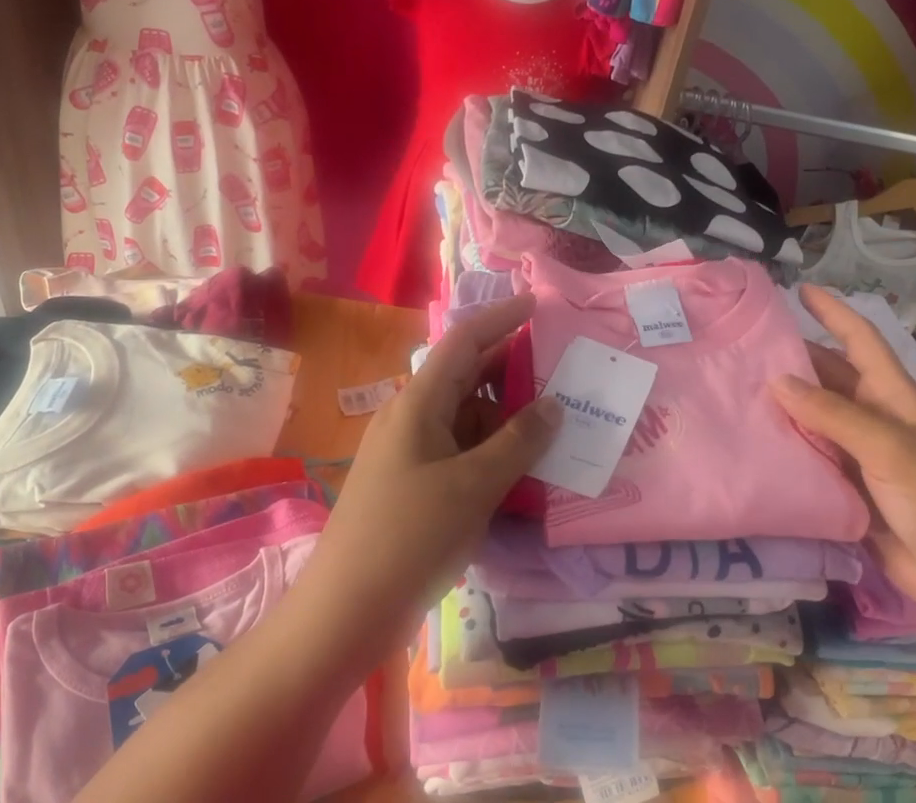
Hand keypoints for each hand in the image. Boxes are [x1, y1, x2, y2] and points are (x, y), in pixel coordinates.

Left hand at [311, 294, 562, 617]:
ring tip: (561, 424)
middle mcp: (414, 420)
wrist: (348, 609)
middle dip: (514, 371)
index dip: (500, 319)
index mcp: (418, 404)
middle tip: (566, 372)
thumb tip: (554, 404)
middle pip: (468, 379)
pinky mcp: (419, 489)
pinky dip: (496, 454)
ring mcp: (415, 456)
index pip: (463, 343)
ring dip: (511, 419)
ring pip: (470, 420)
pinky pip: (464, 455)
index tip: (538, 306)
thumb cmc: (410, 535)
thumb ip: (518, 442)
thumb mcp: (473, 486)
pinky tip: (530, 470)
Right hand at [771, 286, 915, 618]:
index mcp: (895, 397)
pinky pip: (812, 459)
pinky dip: (787, 448)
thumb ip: (834, 415)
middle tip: (744, 348)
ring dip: (784, 407)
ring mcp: (862, 456)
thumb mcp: (890, 448)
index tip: (800, 290)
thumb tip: (777, 380)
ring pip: (815, 420)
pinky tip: (754, 443)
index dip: (834, 314)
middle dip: (795, 361)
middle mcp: (876, 419)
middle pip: (831, 379)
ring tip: (736, 390)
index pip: (861, 342)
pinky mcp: (849, 489)